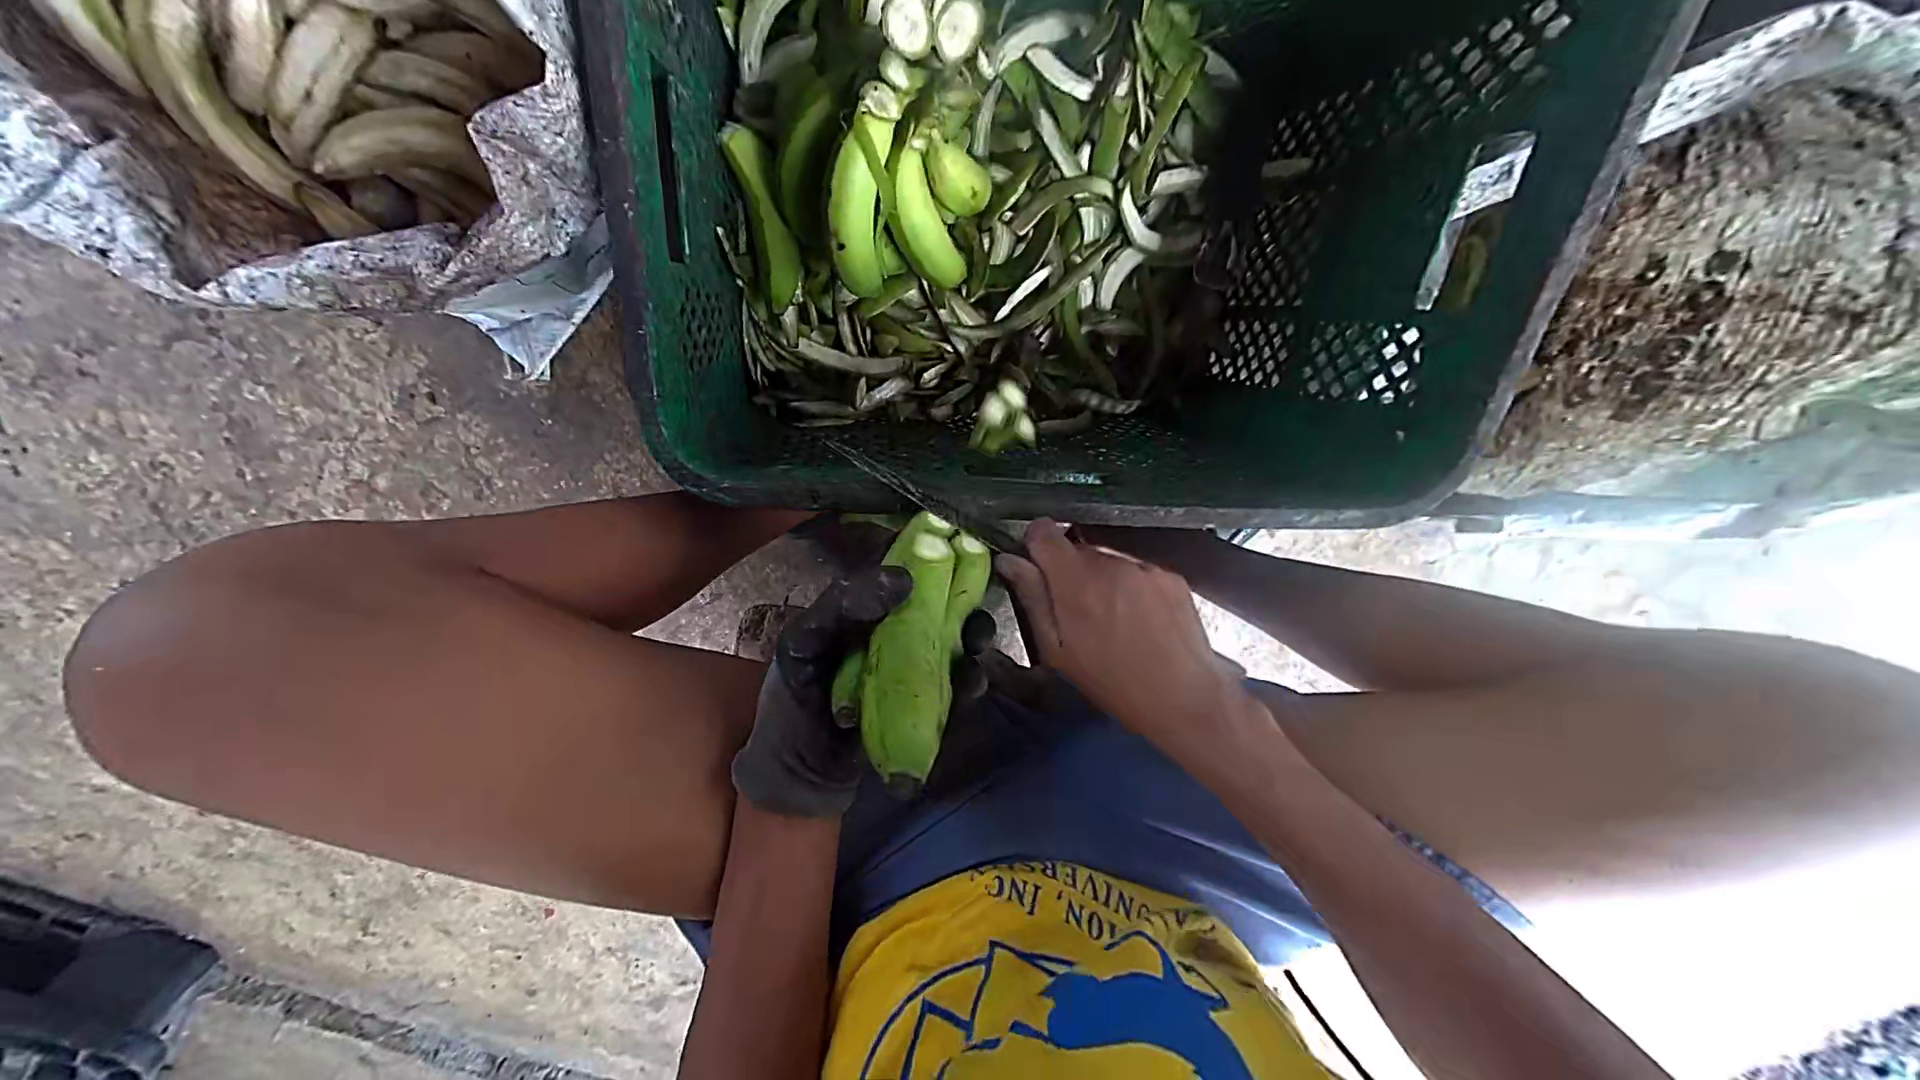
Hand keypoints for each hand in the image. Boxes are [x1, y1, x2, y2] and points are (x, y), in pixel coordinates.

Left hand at [732, 565, 999, 816]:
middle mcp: (899, 627)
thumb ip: (840, 606)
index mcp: (868, 604)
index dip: (934, 549)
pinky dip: (971, 681)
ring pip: (960, 639)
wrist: (801, 769)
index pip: (907, 564)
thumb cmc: (795, 695)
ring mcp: (919, 664)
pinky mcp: (934, 702)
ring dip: (974, 635)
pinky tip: (971, 680)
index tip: (957, 543)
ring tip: (975, 643)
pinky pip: (960, 686)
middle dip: (966, 594)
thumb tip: (903, 580)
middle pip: (944, 598)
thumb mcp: (803, 643)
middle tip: (973, 600)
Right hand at [996, 521, 1256, 774]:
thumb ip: (1032, 598)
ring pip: (1108, 559)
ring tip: (1114, 620)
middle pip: (1077, 548)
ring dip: (1102, 579)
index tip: (1038, 570)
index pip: (1044, 532)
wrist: (1184, 696)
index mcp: (1076, 581)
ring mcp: (1144, 567)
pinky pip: (1137, 570)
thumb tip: (1009, 560)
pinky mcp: (1171, 575)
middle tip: (1078, 613)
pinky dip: (1132, 586)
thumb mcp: (1056, 651)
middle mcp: (1111, 563)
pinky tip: (1141, 620)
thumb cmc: (1110, 682)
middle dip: (1071, 572)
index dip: (1035, 546)